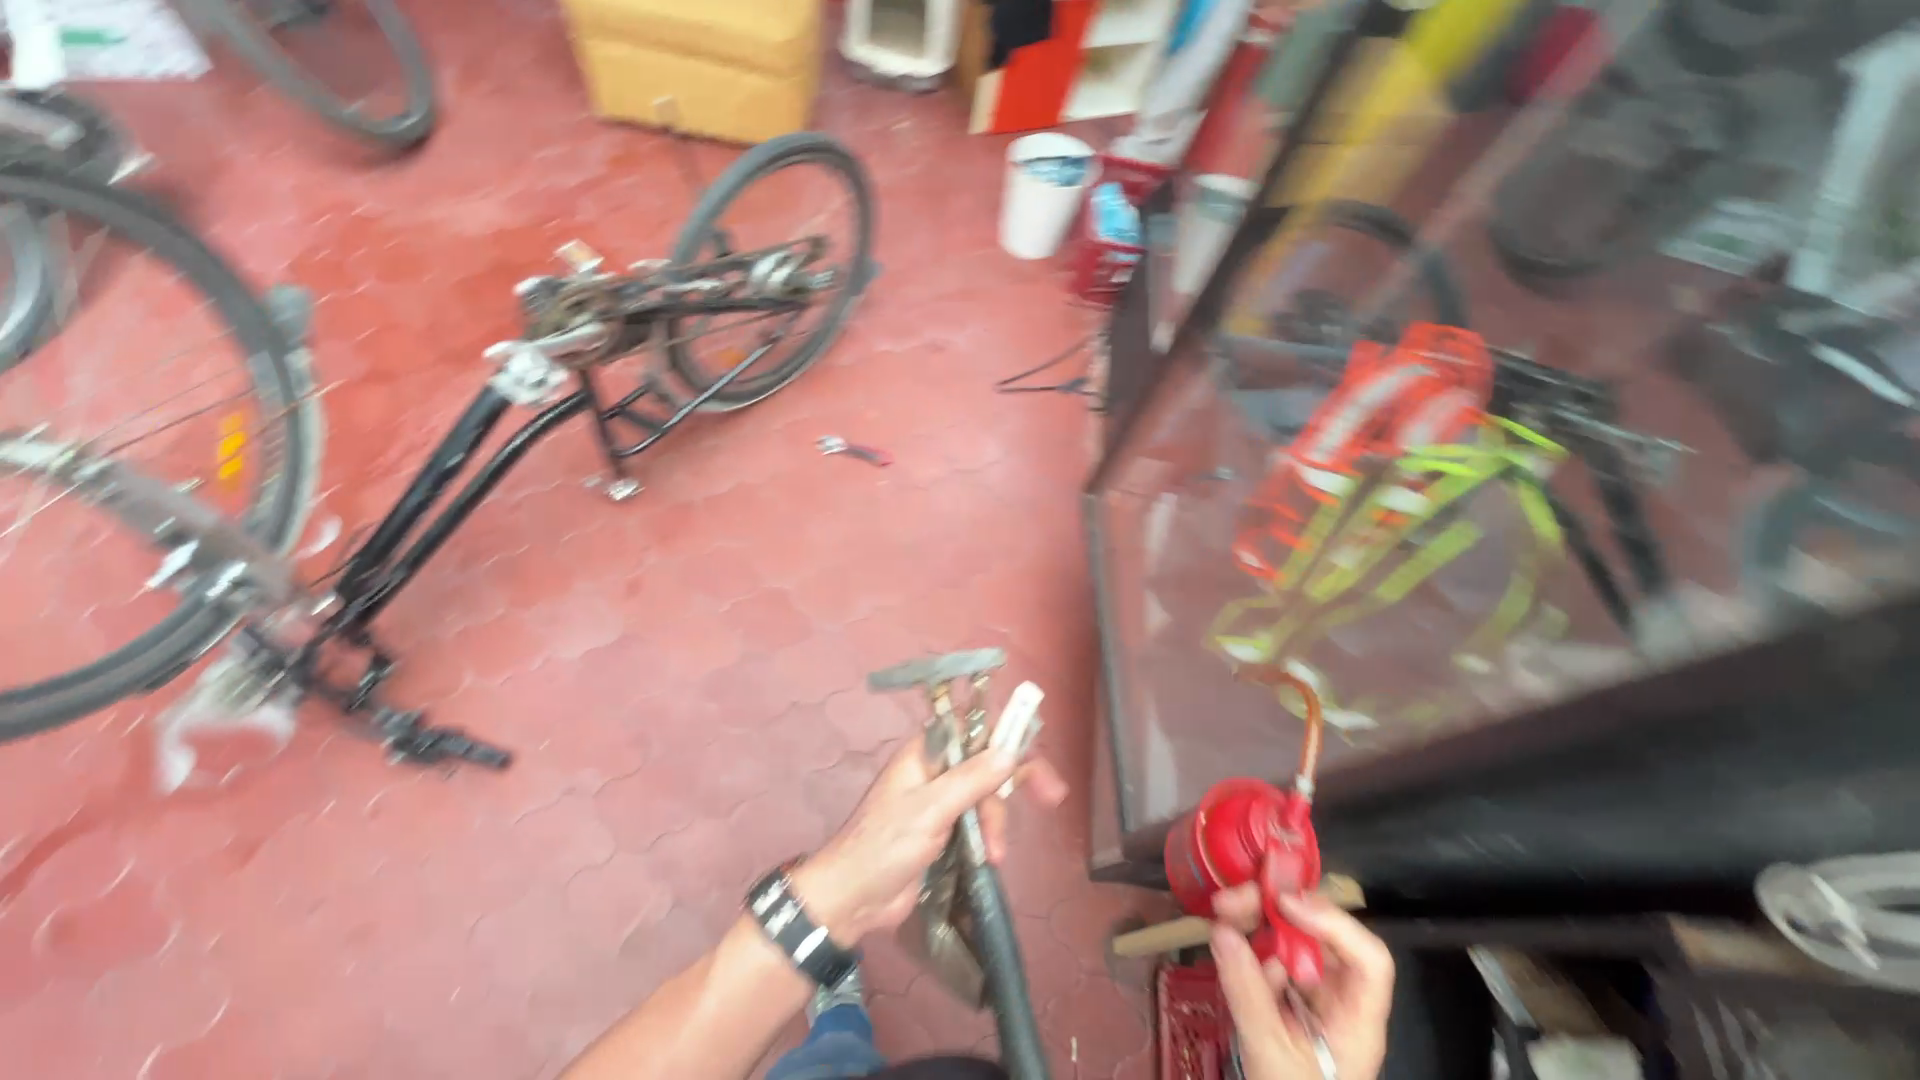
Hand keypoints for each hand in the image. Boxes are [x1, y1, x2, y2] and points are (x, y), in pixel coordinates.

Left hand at [790, 732, 1067, 942]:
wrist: (853, 899)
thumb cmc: (884, 846)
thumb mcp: (930, 810)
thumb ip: (971, 780)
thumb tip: (1010, 751)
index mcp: (925, 753)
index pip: (974, 729)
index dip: (1007, 737)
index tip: (1033, 756)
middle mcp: (935, 771)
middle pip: (987, 763)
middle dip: (1016, 782)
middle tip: (1052, 797)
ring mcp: (940, 802)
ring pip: (987, 796)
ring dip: (998, 822)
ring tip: (995, 855)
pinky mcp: (945, 832)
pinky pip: (978, 823)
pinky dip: (990, 837)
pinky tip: (992, 859)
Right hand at [1211, 886, 1393, 1079]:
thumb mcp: (1268, 1053)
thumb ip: (1247, 994)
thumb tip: (1221, 932)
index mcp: (1357, 1019)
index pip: (1369, 960)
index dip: (1333, 923)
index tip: (1284, 905)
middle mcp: (1343, 996)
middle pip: (1325, 937)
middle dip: (1279, 910)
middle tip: (1232, 901)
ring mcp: (1316, 994)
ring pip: (1297, 939)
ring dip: (1260, 919)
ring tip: (1224, 913)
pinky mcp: (1290, 994)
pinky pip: (1275, 955)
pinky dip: (1251, 941)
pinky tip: (1229, 940)